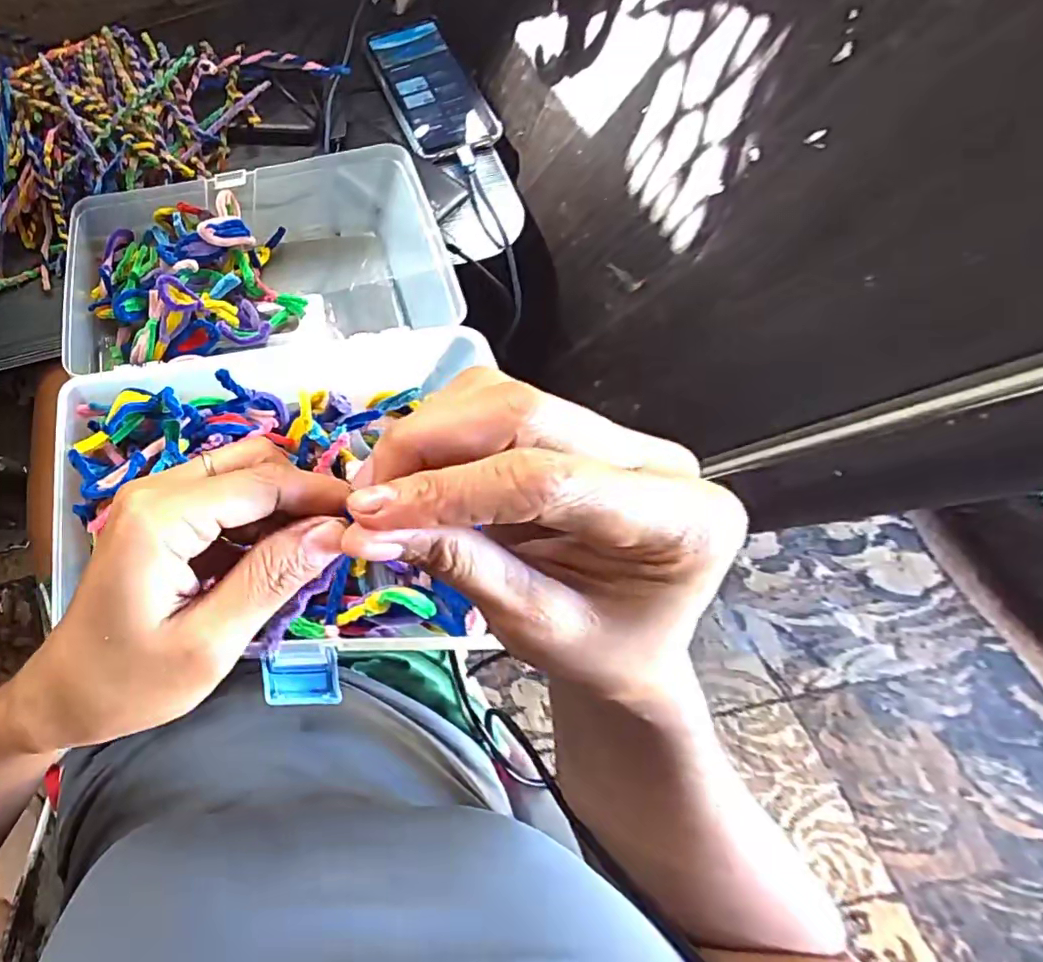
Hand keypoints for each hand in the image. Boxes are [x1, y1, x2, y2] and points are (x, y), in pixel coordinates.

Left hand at [6, 436, 348, 750]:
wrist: (65, 692)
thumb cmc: (127, 683)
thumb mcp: (208, 643)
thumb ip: (271, 579)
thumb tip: (332, 533)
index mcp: (160, 516)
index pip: (260, 482)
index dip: (318, 495)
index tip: (366, 521)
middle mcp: (152, 492)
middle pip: (247, 463)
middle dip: (299, 494)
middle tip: (341, 539)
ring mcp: (149, 501)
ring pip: (234, 477)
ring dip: (277, 508)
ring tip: (313, 555)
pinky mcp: (153, 518)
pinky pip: (215, 501)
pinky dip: (251, 522)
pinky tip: (273, 560)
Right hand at [341, 368, 745, 702]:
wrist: (623, 641)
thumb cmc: (594, 647)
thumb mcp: (530, 623)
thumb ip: (455, 563)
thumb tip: (367, 530)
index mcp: (675, 520)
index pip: (544, 478)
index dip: (446, 489)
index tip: (371, 512)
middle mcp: (648, 458)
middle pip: (516, 411)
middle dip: (422, 445)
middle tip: (367, 495)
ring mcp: (606, 433)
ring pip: (493, 395)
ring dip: (420, 434)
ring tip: (385, 490)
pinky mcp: (562, 425)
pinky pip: (483, 402)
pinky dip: (431, 432)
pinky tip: (412, 474)